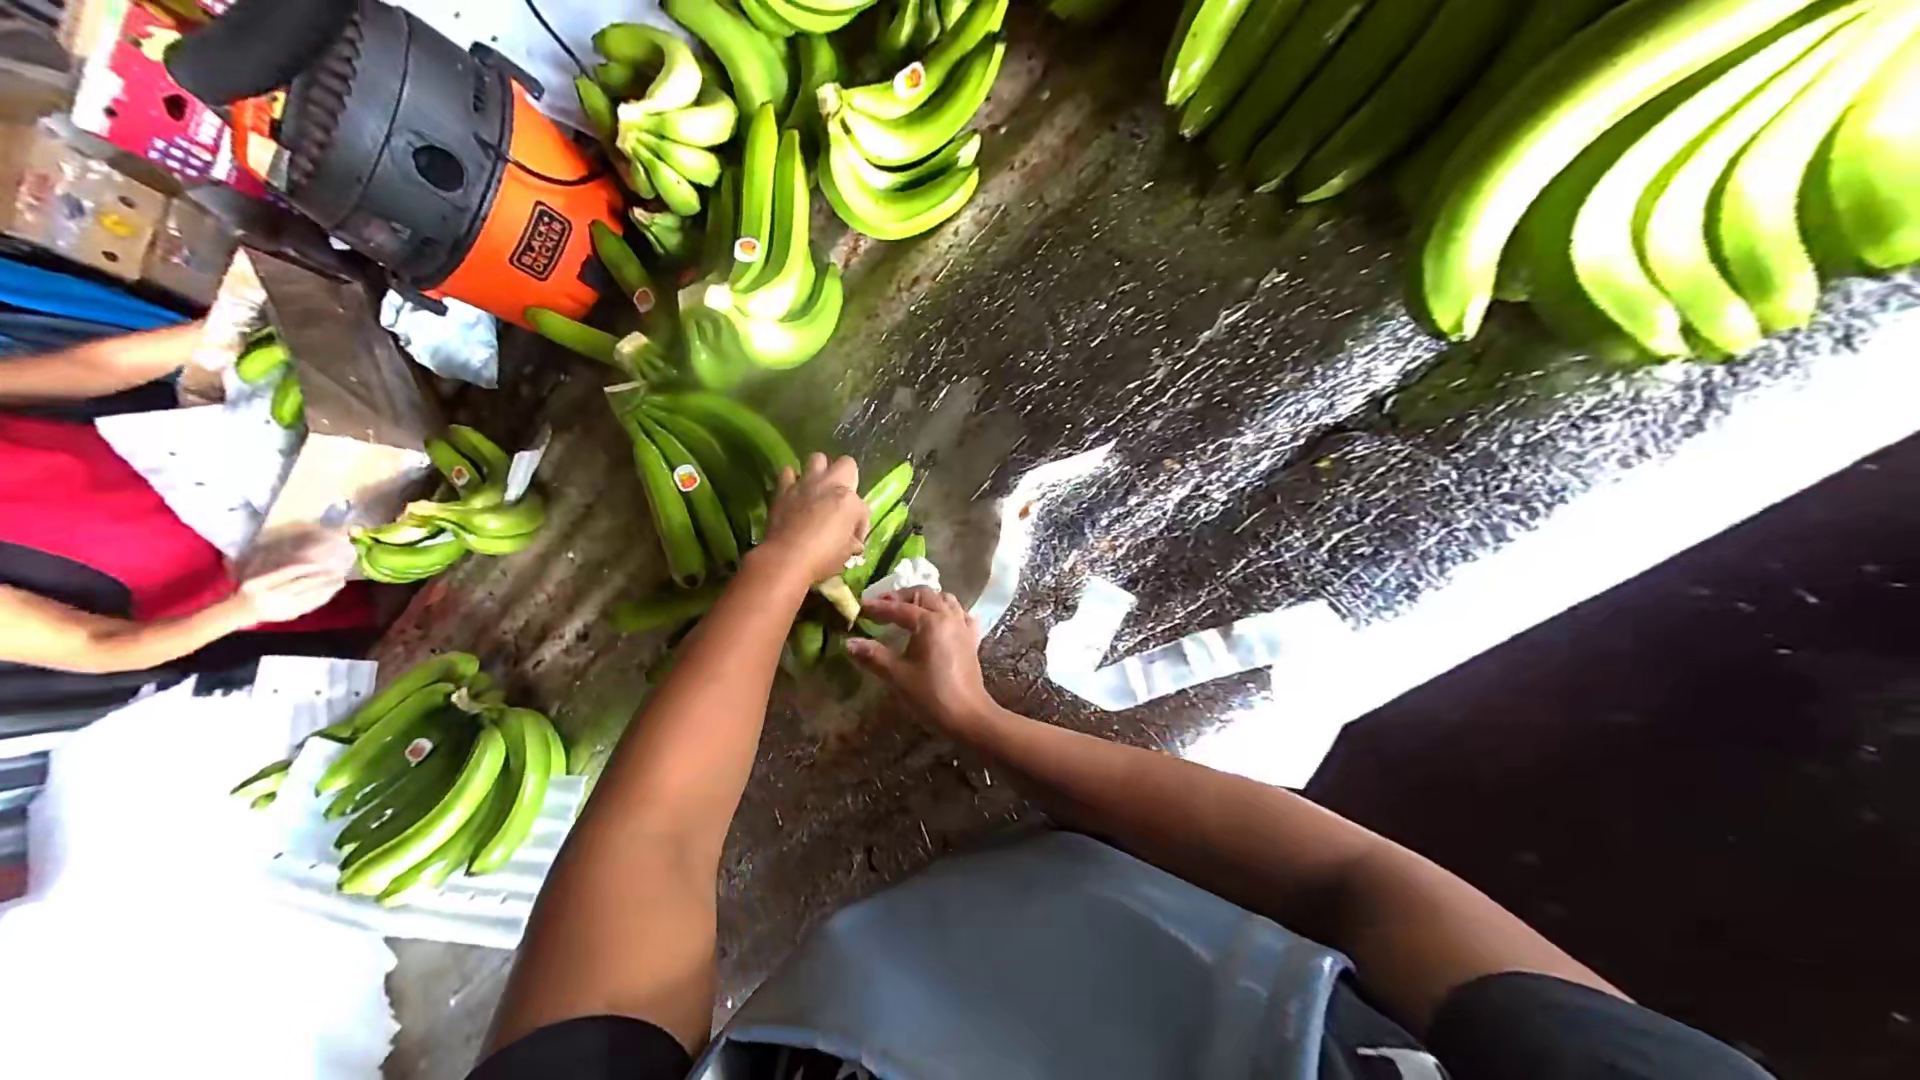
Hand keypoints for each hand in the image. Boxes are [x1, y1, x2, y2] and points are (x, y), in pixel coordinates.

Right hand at [233, 561, 345, 624]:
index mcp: (258, 583)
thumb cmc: (250, 591)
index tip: (324, 563)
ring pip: (311, 595)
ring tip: (341, 580)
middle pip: (303, 584)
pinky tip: (332, 591)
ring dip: (329, 587)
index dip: (308, 567)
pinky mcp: (290, 614)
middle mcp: (270, 595)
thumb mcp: (255, 578)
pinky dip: (324, 597)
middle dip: (323, 577)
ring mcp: (280, 606)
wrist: (239, 613)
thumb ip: (277, 572)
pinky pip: (311, 605)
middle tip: (338, 571)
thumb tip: (304, 561)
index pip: (288, 572)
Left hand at [760, 453, 868, 584]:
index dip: (860, 524)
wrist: (786, 558)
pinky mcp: (783, 489)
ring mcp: (805, 484)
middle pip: (846, 464)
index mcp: (850, 500)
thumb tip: (853, 540)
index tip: (854, 539)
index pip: (863, 507)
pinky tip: (795, 493)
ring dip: (820, 471)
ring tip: (818, 488)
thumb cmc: (823, 557)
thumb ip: (852, 540)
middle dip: (846, 476)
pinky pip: (789, 473)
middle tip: (841, 497)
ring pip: (817, 458)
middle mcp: (830, 484)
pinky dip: (792, 480)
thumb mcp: (847, 552)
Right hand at [847, 588, 996, 733]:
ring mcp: (963, 626)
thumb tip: (849, 643)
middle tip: (881, 606)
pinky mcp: (972, 639)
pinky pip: (959, 613)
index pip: (899, 608)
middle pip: (924, 594)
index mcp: (930, 622)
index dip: (878, 607)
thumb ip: (873, 656)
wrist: (968, 716)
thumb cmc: (931, 695)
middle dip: (901, 597)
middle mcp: (949, 617)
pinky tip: (938, 620)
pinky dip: (946, 610)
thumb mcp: (898, 676)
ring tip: (907, 610)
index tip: (859, 607)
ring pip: (944, 599)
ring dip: (924, 599)